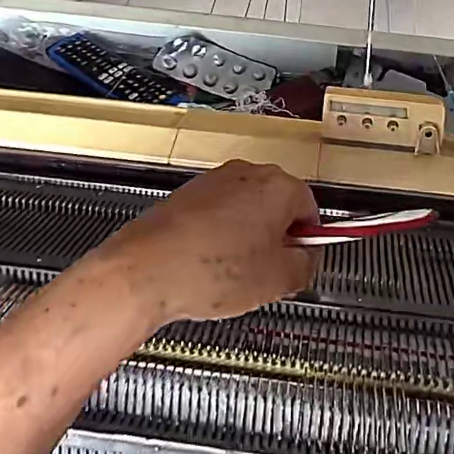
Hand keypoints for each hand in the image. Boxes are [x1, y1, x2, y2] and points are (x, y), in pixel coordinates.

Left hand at [90, 160, 319, 328]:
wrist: (142, 271)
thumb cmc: (205, 269)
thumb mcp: (277, 280)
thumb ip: (306, 265)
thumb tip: (308, 259)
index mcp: (280, 186)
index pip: (311, 209)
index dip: (307, 240)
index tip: (300, 258)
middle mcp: (250, 173)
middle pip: (279, 204)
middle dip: (277, 236)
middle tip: (269, 269)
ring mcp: (216, 181)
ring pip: (247, 208)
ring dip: (247, 235)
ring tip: (233, 272)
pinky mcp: (189, 193)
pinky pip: (218, 212)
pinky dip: (218, 234)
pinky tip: (208, 264)